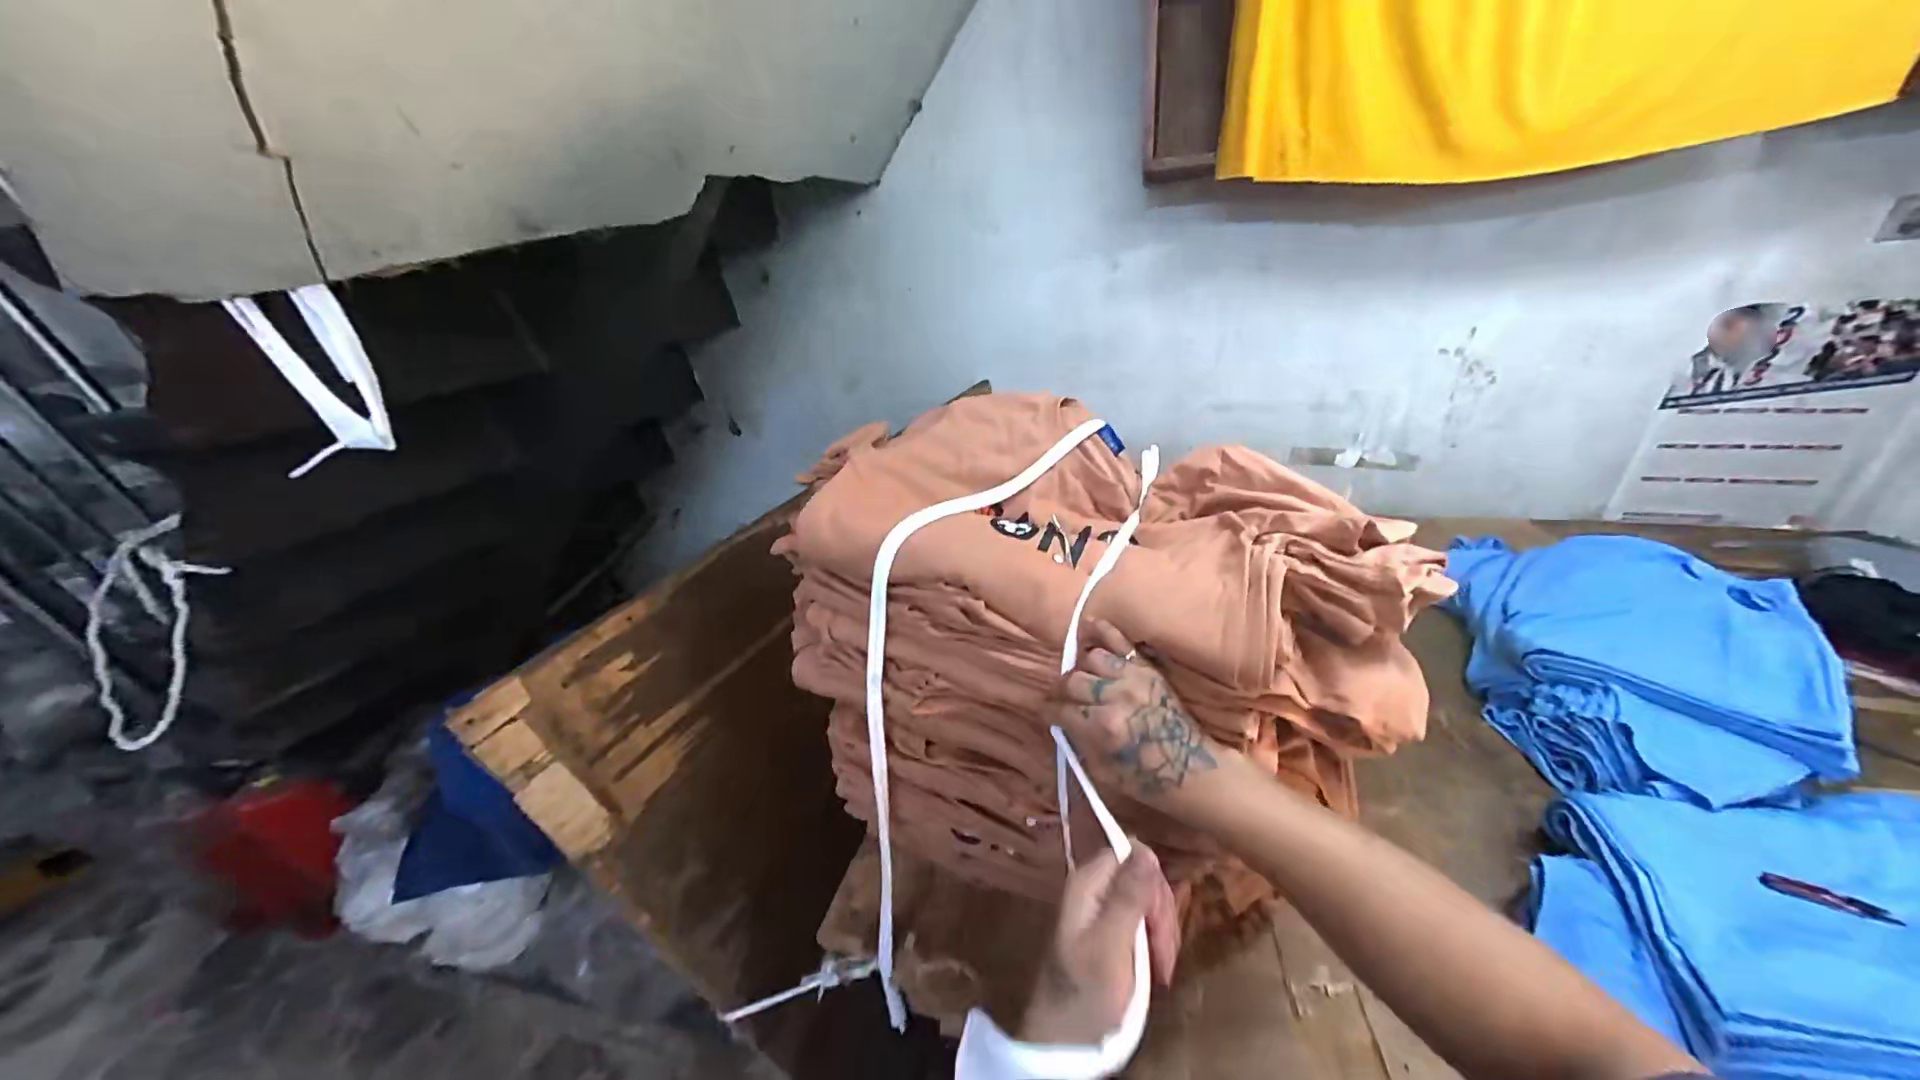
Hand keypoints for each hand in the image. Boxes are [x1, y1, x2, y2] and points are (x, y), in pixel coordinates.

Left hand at [1020, 844, 1180, 1044]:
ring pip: (1144, 902)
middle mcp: (1092, 889)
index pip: (1130, 854)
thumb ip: (1127, 895)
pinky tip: (1156, 970)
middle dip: (1160, 913)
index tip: (1160, 922)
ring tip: (1161, 970)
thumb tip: (1144, 847)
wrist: (1066, 1041)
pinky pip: (1140, 923)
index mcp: (1087, 883)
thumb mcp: (1112, 944)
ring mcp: (1099, 911)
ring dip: (1160, 933)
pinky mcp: (1108, 933)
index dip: (1152, 883)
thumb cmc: (1087, 993)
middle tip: (1163, 954)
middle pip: (1140, 878)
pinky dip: (1154, 945)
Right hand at [1052, 619, 1225, 804]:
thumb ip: (1078, 740)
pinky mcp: (1148, 669)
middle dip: (1060, 691)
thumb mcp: (1101, 770)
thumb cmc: (1145, 779)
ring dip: (1082, 669)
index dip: (1048, 711)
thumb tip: (1060, 719)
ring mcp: (1133, 678)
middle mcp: (1115, 697)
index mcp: (1102, 727)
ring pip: (1091, 658)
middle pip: (1071, 681)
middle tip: (1060, 698)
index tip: (1046, 712)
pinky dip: (1102, 631)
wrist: (1193, 772)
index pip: (1059, 709)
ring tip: (1082, 680)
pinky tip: (1087, 629)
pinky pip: (1119, 640)